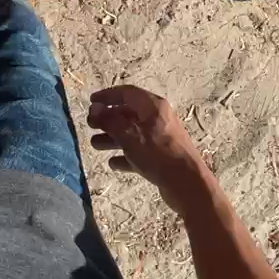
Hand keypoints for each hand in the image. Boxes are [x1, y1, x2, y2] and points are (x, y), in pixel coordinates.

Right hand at [88, 85, 214, 214]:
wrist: (187, 184)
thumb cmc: (157, 153)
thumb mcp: (128, 134)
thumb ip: (109, 120)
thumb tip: (94, 108)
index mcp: (152, 106)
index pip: (127, 93)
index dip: (107, 96)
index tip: (91, 101)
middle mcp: (157, 119)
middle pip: (128, 114)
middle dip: (107, 119)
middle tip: (90, 125)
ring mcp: (161, 138)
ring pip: (132, 133)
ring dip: (112, 138)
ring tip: (95, 145)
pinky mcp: (162, 158)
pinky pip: (139, 151)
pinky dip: (125, 155)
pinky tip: (113, 163)